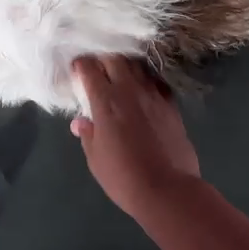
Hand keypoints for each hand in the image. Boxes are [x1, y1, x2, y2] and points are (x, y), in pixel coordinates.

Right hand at [71, 55, 202, 217]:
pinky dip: (147, 82)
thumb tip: (80, 121)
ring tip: (121, 77)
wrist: (168, 191)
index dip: (80, 65)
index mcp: (105, 101)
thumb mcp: (96, 159)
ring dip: (126, 67)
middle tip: (99, 71)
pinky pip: (157, 82)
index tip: (77, 71)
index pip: (89, 67)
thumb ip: (87, 134)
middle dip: (103, 60)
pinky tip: (145, 92)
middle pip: (114, 58)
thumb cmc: (124, 178)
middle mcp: (128, 90)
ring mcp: (152, 95)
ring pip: (137, 66)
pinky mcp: (171, 105)